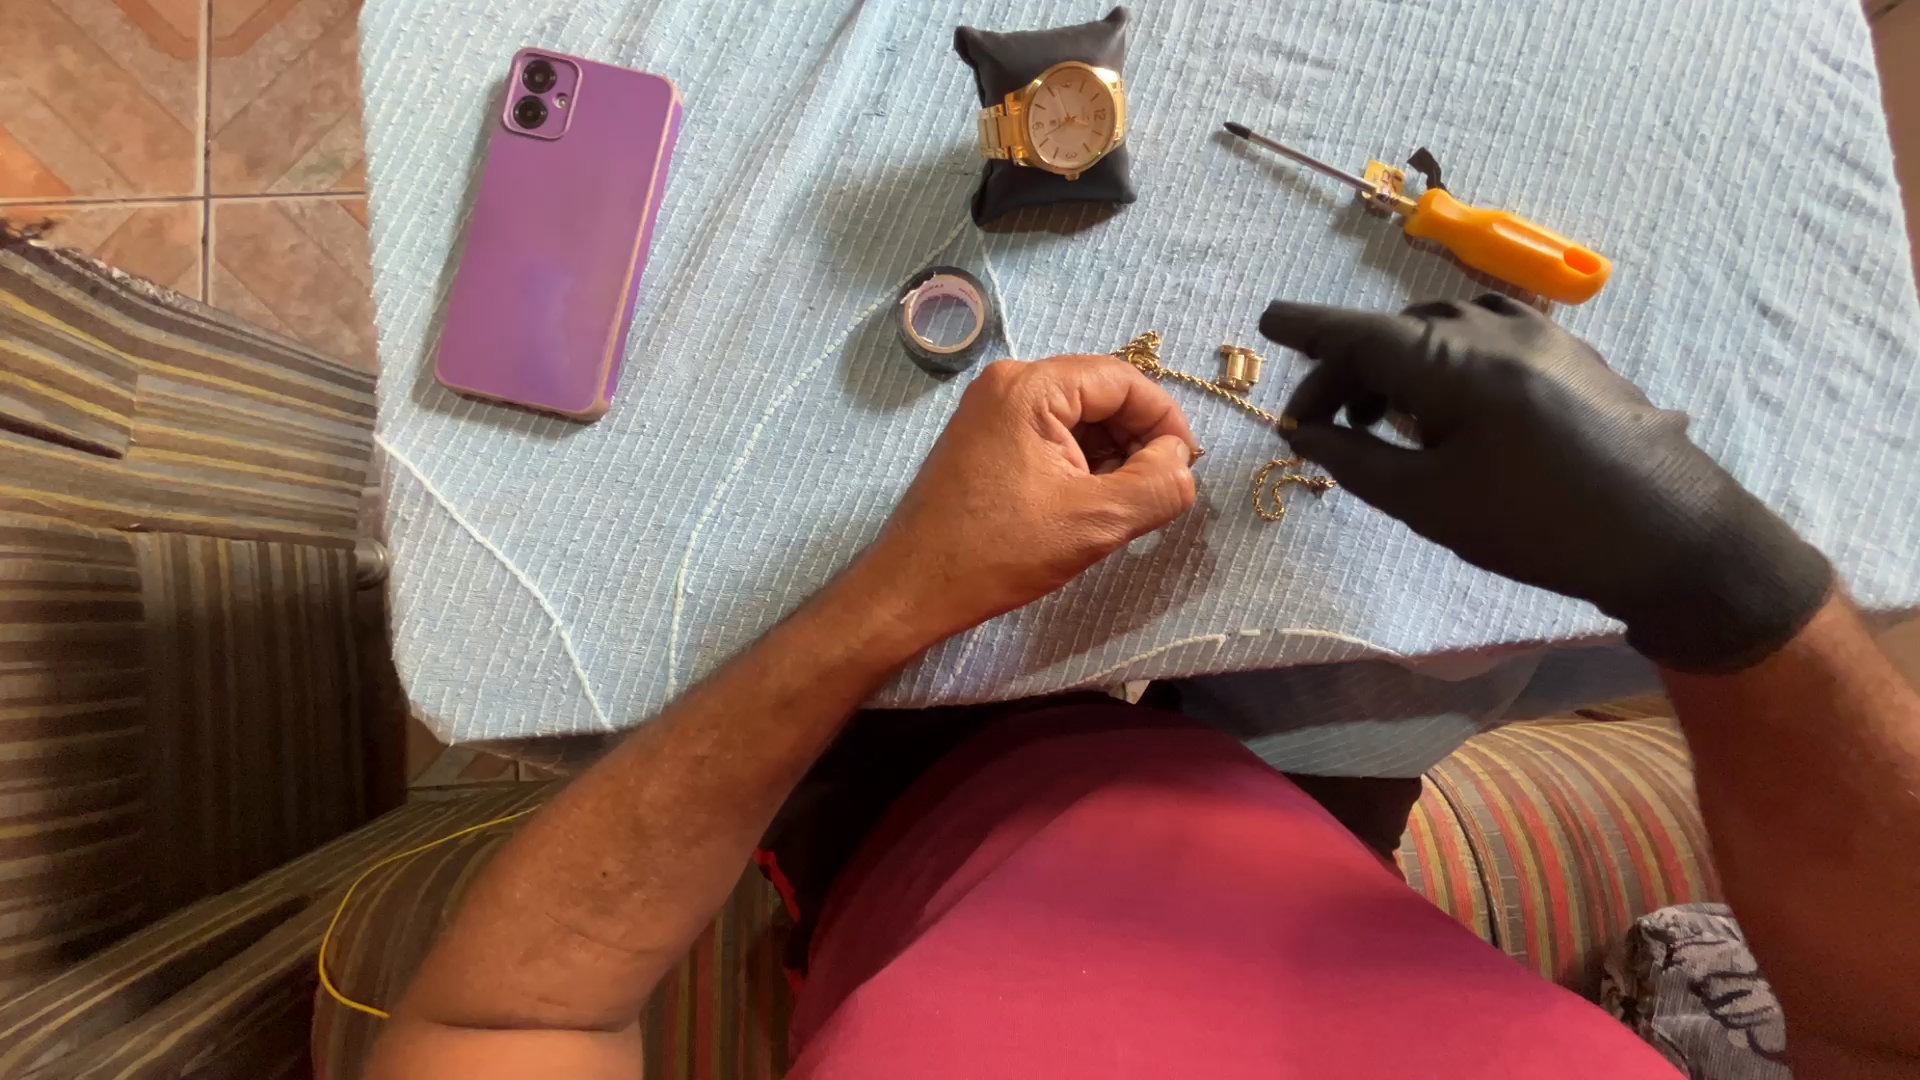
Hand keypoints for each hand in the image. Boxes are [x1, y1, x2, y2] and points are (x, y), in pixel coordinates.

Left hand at [855, 355, 1198, 646]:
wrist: (913, 588)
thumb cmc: (999, 552)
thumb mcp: (1095, 522)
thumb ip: (1158, 486)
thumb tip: (1181, 462)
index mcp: (1031, 387)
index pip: (1122, 380)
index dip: (1164, 420)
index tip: (1185, 467)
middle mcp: (1006, 385)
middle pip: (1097, 396)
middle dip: (1135, 441)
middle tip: (1155, 493)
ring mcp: (989, 413)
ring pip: (1075, 421)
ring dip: (1109, 457)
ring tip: (1120, 507)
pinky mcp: (982, 442)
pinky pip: (1047, 439)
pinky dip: (1077, 466)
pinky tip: (1086, 505)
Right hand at [1263, 294, 1829, 671]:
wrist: (1672, 538)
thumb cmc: (1533, 526)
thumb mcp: (1423, 501)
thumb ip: (1352, 459)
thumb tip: (1302, 435)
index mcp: (1456, 364)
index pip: (1359, 334)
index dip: (1307, 328)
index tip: (1266, 322)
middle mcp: (1495, 332)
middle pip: (1391, 334)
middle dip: (1341, 374)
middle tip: (1315, 427)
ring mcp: (1538, 337)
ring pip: (1434, 331)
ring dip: (1387, 368)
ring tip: (1371, 420)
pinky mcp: (1564, 354)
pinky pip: (1478, 336)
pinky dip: (1434, 362)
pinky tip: (1433, 406)